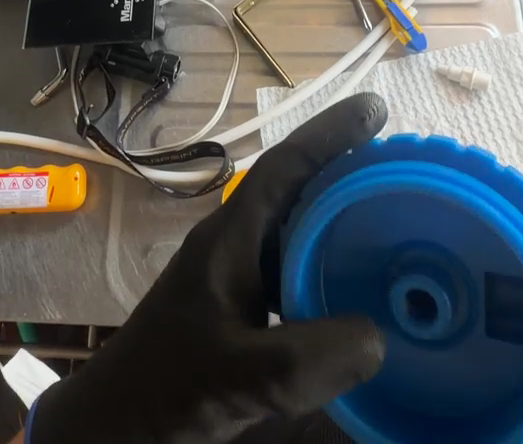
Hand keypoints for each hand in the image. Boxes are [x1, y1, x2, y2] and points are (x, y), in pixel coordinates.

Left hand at [29, 94, 389, 443]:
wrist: (119, 420)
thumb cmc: (165, 384)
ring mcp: (240, 274)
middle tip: (403, 169)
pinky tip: (359, 288)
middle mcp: (239, 244)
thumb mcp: (238, 373)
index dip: (329, 133)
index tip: (375, 109)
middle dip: (346, 170)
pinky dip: (332, 264)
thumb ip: (304, 358)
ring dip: (342, 217)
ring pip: (299, 228)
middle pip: (298, 189)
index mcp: (233, 237)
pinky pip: (298, 268)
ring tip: (393, 219)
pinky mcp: (244, 306)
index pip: (285, 166)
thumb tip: (377, 337)